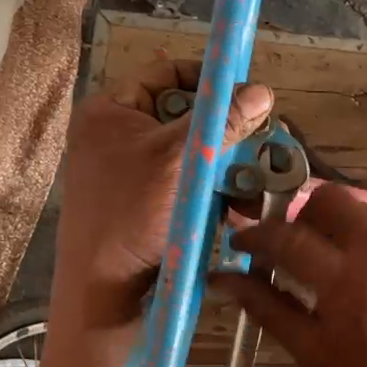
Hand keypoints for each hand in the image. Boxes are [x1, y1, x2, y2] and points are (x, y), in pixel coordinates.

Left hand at [57, 59, 272, 323]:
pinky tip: (239, 209)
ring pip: (194, 153)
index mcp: (111, 111)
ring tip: (254, 187)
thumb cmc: (132, 215)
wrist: (104, 293)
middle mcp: (119, 135)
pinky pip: (190, 183)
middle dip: (226, 134)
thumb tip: (262, 91)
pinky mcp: (147, 202)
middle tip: (260, 145)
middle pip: (187, 115)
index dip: (210, 80)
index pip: (167, 73)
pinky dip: (215, 193)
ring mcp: (132, 171)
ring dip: (228, 169)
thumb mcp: (182, 160)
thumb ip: (222, 121)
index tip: (248, 97)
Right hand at [212, 184, 366, 366]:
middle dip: (294, 217)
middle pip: (319, 200)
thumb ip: (267, 309)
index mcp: (349, 285)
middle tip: (288, 245)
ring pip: (345, 202)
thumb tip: (223, 277)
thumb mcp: (316, 350)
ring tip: (324, 254)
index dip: (256, 236)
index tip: (241, 243)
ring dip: (323, 221)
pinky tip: (359, 260)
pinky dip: (353, 230)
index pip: (289, 239)